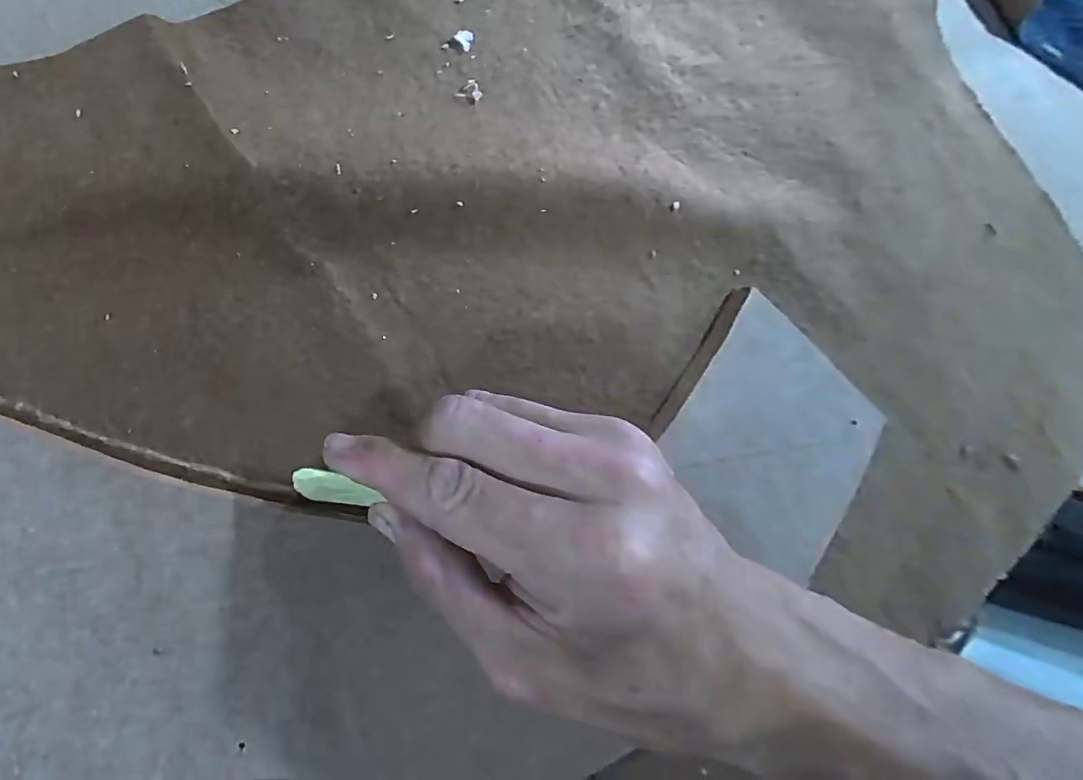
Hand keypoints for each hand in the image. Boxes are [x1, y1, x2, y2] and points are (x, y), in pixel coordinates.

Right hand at [322, 390, 798, 754]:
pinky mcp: (618, 424)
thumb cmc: (632, 677)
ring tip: (488, 510)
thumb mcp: (523, 666)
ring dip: (457, 447)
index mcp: (581, 557)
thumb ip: (444, 581)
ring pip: (484, 405)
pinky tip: (516, 488)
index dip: (386, 467)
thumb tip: (388, 509)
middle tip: (424, 503)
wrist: (745, 644)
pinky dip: (490, 439)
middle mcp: (601, 479)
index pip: (454, 490)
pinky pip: (516, 408)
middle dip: (421, 450)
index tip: (338, 449)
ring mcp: (616, 441)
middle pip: (462, 421)